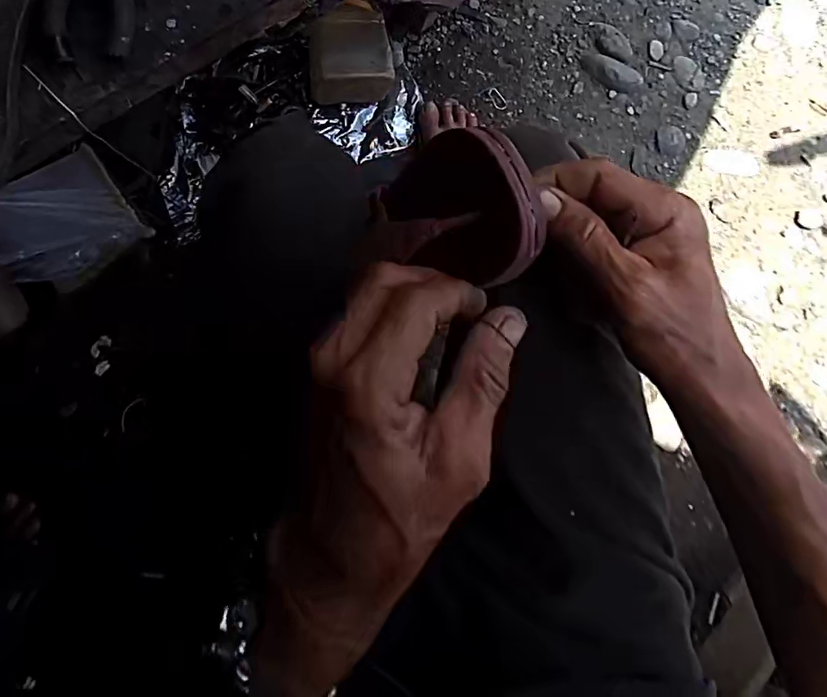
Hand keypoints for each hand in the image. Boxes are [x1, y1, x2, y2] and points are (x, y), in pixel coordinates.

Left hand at [253, 263, 526, 696]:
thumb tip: (509, 320)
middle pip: (383, 278)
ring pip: (365, 286)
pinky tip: (419, 332)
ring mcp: (319, 354)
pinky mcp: (317, 359)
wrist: (331, 548)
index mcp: (368, 380)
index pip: (415, 300)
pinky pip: (355, 307)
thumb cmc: (402, 515)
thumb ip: (483, 379)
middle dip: (432, 281)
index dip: (456, 292)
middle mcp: (334, 354)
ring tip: (448, 319)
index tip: (485, 308)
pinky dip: (390, 304)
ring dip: (411, 289)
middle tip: (467, 308)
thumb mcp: (460, 458)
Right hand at [536, 160, 749, 400]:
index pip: (597, 174)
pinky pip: (593, 232)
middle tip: (528, 233)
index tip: (523, 204)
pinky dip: (573, 248)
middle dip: (558, 210)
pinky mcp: (635, 246)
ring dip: (564, 232)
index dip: (555, 183)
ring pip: (587, 210)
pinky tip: (567, 269)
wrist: (701, 377)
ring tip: (547, 255)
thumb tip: (545, 200)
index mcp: (666, 209)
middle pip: (591, 189)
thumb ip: (584, 237)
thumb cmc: (676, 338)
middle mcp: (659, 209)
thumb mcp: (624, 286)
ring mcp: (648, 227)